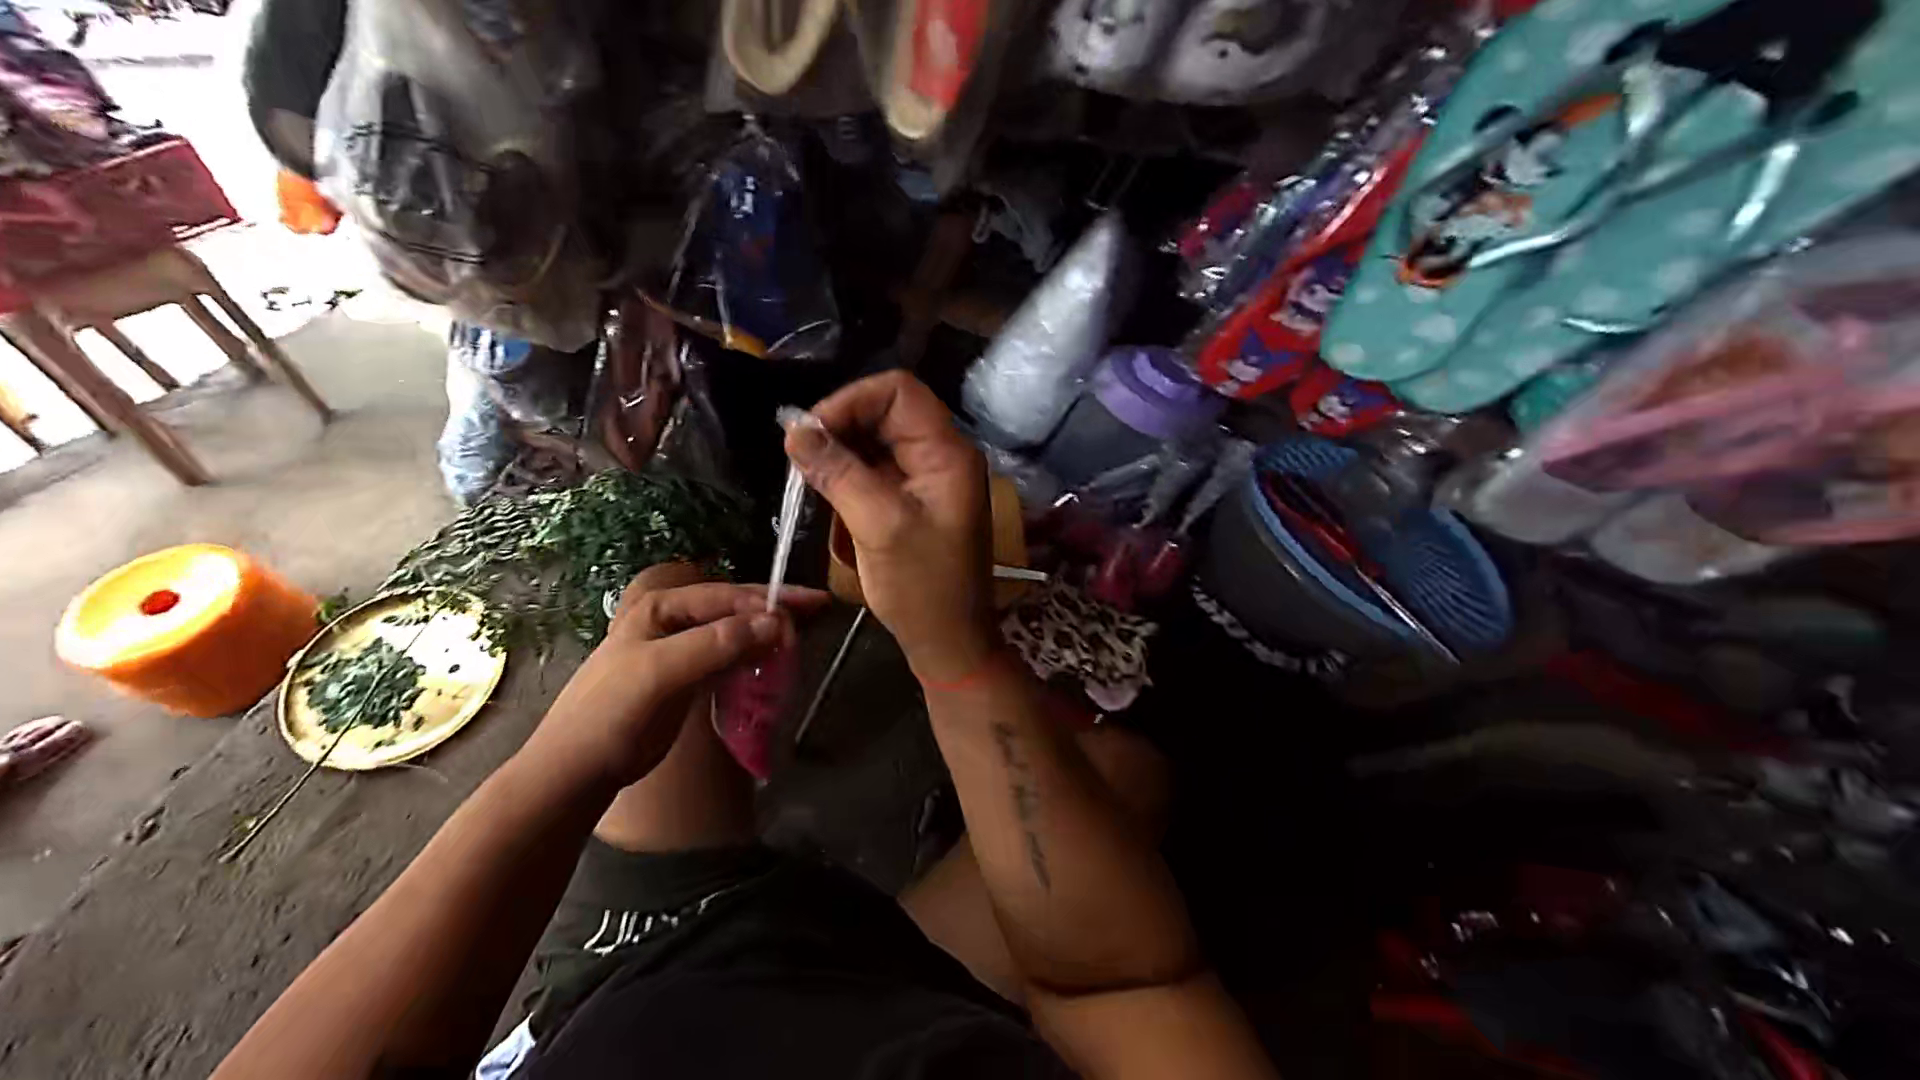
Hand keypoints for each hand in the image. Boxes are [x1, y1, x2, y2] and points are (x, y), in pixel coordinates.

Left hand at [522, 562, 826, 787]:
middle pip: (736, 609)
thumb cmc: (611, 714)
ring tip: (804, 636)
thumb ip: (715, 645)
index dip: (770, 600)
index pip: (727, 595)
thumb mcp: (660, 673)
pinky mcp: (689, 679)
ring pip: (737, 634)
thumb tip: (774, 622)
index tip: (811, 608)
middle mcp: (674, 621)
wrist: (576, 771)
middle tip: (819, 611)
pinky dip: (755, 659)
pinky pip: (731, 659)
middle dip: (775, 611)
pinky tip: (776, 663)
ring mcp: (682, 650)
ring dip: (769, 635)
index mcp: (662, 607)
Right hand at [784, 371, 996, 681]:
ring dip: (840, 448)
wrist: (948, 639)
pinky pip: (877, 466)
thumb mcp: (878, 526)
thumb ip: (839, 473)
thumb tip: (795, 431)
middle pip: (886, 411)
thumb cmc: (922, 588)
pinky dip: (848, 470)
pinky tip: (824, 486)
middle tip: (801, 455)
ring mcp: (928, 477)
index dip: (852, 401)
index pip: (899, 392)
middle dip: (841, 424)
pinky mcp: (913, 497)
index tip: (812, 432)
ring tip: (807, 472)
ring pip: (877, 438)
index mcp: (947, 453)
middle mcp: (941, 455)